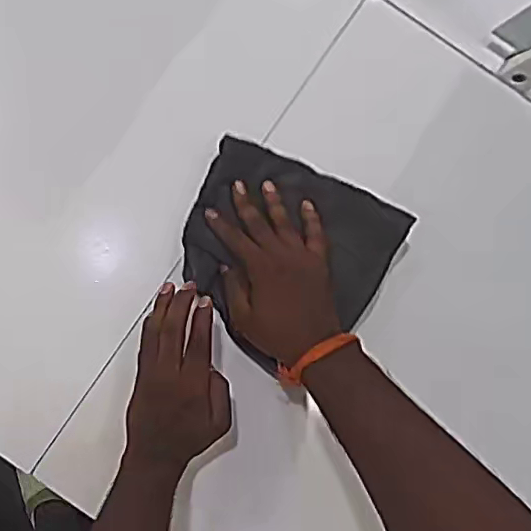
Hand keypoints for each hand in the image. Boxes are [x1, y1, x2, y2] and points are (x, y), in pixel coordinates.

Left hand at [124, 283, 232, 476]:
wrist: (153, 453)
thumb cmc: (185, 440)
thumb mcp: (219, 422)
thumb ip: (220, 391)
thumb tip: (212, 370)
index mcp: (191, 384)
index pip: (197, 342)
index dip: (201, 318)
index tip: (204, 301)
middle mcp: (169, 374)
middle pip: (174, 330)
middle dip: (181, 304)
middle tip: (188, 287)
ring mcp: (152, 373)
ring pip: (155, 333)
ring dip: (162, 308)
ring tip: (168, 290)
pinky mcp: (141, 375)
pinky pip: (145, 343)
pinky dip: (150, 325)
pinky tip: (154, 314)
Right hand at [204, 180, 340, 366]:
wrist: (315, 344)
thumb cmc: (278, 333)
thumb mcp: (243, 317)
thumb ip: (234, 289)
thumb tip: (229, 268)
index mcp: (259, 269)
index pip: (235, 240)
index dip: (221, 225)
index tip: (211, 212)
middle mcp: (281, 257)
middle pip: (259, 223)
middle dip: (245, 203)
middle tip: (237, 186)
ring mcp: (302, 257)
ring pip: (285, 222)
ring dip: (274, 202)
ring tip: (266, 185)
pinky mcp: (319, 263)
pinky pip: (316, 234)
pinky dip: (312, 218)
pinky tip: (306, 204)